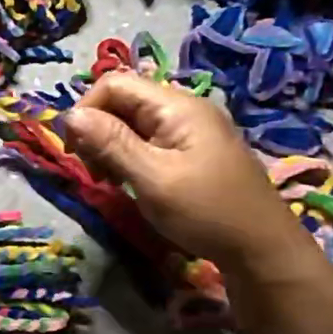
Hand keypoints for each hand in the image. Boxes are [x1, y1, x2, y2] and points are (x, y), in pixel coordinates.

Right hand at [62, 74, 306, 268]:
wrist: (263, 250)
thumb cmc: (206, 212)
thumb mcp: (153, 179)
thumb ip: (111, 144)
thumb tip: (69, 115)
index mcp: (177, 106)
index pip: (114, 84)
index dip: (86, 109)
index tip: (75, 150)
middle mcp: (183, 109)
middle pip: (122, 100)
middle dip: (96, 130)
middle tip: (93, 169)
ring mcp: (188, 129)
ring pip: (130, 121)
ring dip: (109, 145)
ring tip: (108, 178)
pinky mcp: (189, 150)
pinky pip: (146, 139)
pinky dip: (127, 155)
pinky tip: (127, 180)